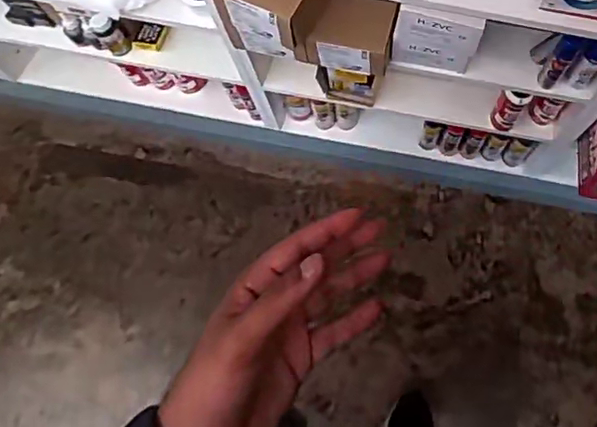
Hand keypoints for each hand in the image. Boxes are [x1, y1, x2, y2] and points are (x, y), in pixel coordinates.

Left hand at [160, 208, 390, 426]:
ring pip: (329, 294)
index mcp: (256, 288)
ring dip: (355, 276)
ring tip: (384, 259)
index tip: (357, 215)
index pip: (296, 250)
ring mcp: (290, 329)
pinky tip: (375, 309)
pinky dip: (354, 320)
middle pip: (317, 266)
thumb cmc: (213, 382)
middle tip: (378, 227)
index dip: (326, 230)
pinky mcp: (300, 357)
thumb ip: (280, 298)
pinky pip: (333, 332)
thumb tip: (319, 259)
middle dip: (346, 245)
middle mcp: (277, 301)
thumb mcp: (241, 338)